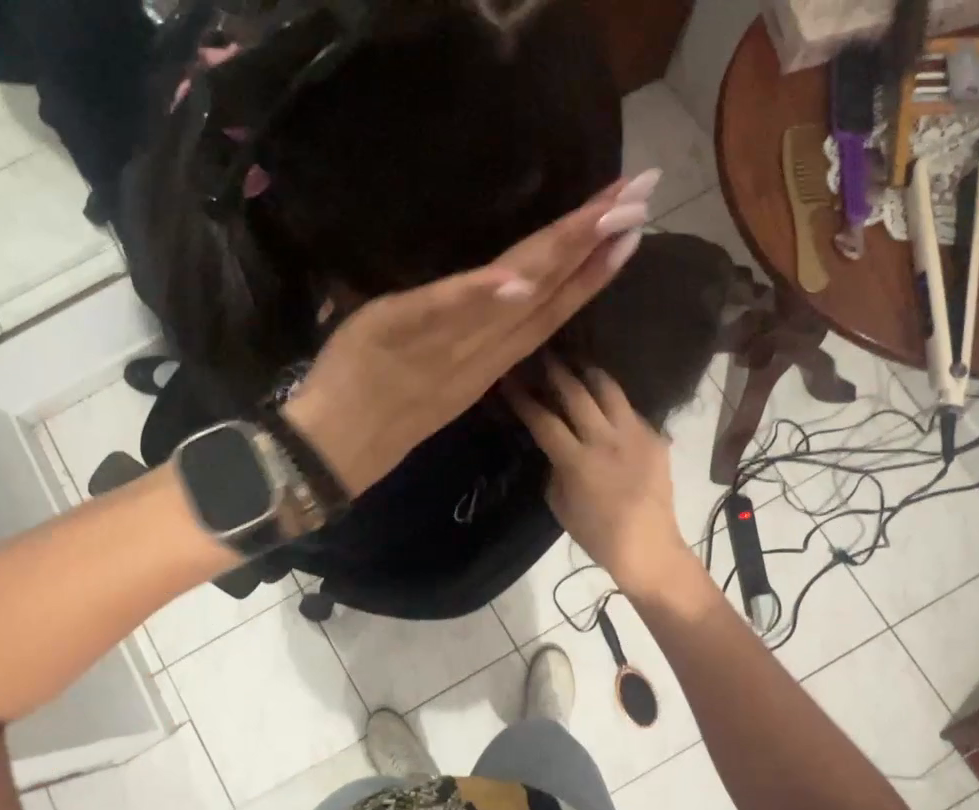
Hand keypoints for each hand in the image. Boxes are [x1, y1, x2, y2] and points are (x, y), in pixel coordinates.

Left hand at [281, 170, 658, 493]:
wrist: (334, 447)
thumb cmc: (375, 402)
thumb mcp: (431, 366)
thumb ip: (460, 328)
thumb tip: (488, 293)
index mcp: (487, 351)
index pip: (549, 302)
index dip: (591, 267)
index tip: (631, 224)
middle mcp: (479, 345)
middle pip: (545, 289)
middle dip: (595, 241)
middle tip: (643, 194)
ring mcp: (444, 341)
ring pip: (512, 295)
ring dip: (560, 255)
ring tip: (608, 215)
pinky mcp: (399, 331)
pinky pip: (444, 312)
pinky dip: (481, 298)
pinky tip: (516, 277)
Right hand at [505, 361, 701, 599]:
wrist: (647, 545)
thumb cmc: (595, 532)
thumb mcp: (560, 502)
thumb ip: (555, 467)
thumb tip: (556, 446)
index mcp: (576, 460)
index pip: (543, 420)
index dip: (522, 399)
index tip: (508, 381)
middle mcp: (605, 440)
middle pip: (576, 393)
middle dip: (556, 371)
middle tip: (543, 356)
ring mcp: (634, 435)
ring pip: (609, 390)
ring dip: (589, 374)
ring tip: (579, 365)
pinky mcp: (655, 438)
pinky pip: (630, 410)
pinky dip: (614, 403)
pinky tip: (607, 404)